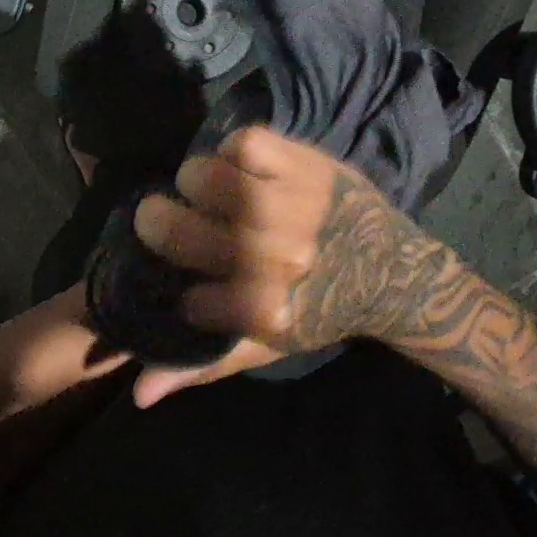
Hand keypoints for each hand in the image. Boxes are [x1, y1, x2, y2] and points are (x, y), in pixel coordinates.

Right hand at [129, 128, 462, 404]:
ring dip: (194, 182)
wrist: (396, 273)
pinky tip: (238, 168)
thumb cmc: (324, 311)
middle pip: (179, 232)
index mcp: (262, 309)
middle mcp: (273, 258)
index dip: (174, 283)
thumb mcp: (267, 346)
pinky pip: (244, 143)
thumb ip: (203, 366)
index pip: (184, 296)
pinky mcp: (306, 166)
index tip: (183, 277)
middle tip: (162, 217)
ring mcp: (291, 206)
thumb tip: (139, 393)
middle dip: (157, 223)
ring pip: (205, 177)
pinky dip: (231, 152)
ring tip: (203, 189)